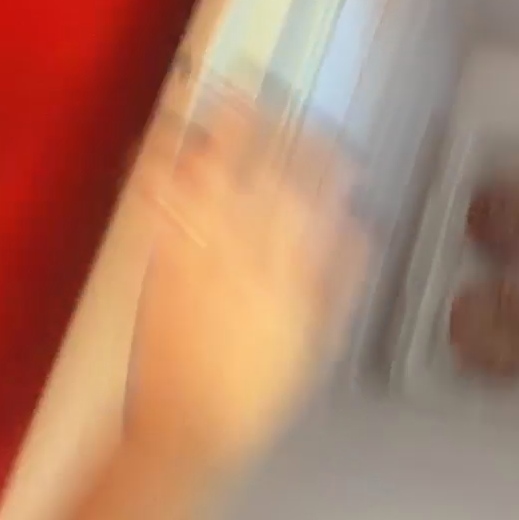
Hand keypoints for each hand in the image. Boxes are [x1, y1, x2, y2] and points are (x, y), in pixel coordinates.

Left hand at [123, 88, 365, 474]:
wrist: (188, 433)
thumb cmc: (266, 388)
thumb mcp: (322, 339)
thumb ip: (343, 278)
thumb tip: (359, 224)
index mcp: (292, 273)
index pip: (313, 201)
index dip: (324, 164)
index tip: (337, 145)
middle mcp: (246, 255)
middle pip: (258, 177)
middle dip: (262, 129)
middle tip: (263, 87)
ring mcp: (198, 259)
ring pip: (210, 185)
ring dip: (212, 136)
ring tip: (216, 94)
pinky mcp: (159, 269)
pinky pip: (163, 212)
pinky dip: (161, 175)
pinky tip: (159, 147)